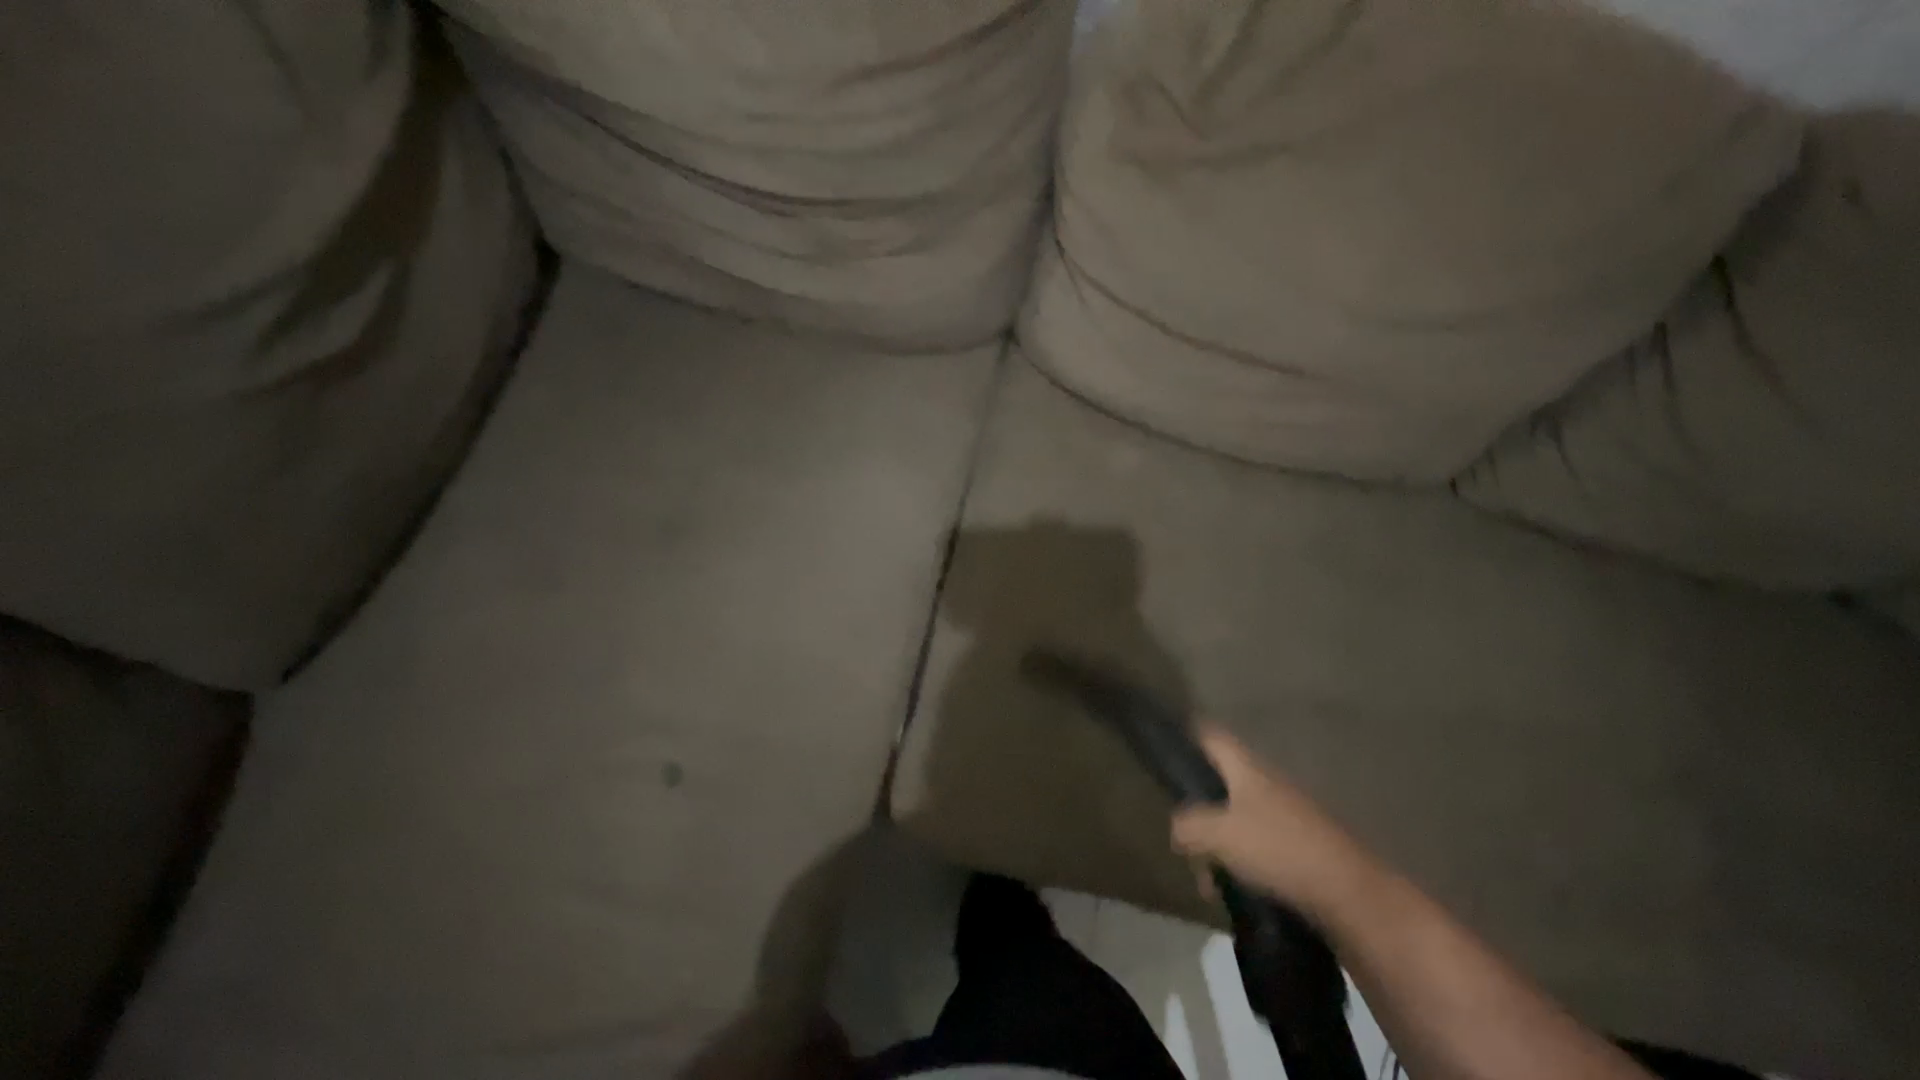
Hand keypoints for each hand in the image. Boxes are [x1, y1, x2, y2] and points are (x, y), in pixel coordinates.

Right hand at [1170, 727, 1378, 916]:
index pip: (1214, 737)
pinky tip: (1236, 891)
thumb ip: (1189, 826)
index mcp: (1249, 770)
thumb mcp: (1219, 836)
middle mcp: (1269, 784)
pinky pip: (1258, 846)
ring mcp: (1288, 815)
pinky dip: (1241, 863)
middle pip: (1222, 785)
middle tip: (1182, 842)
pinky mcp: (1301, 845)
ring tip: (1208, 882)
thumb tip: (1178, 827)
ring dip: (1218, 846)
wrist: (1349, 891)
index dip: (1190, 732)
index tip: (1169, 737)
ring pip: (1238, 821)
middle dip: (1198, 813)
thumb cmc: (1278, 849)